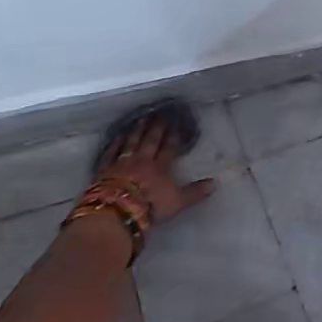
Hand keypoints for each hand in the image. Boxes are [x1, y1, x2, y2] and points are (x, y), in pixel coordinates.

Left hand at [96, 113, 214, 222]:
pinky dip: (114, 144)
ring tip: (141, 118)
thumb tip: (215, 183)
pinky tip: (117, 136)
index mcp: (160, 167)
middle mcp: (142, 160)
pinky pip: (111, 153)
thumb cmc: (152, 205)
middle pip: (150, 141)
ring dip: (137, 130)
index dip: (173, 135)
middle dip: (156, 127)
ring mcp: (123, 162)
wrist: (121, 208)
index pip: (168, 148)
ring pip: (131, 142)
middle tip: (158, 113)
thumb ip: (195, 192)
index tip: (175, 122)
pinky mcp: (106, 168)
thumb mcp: (178, 201)